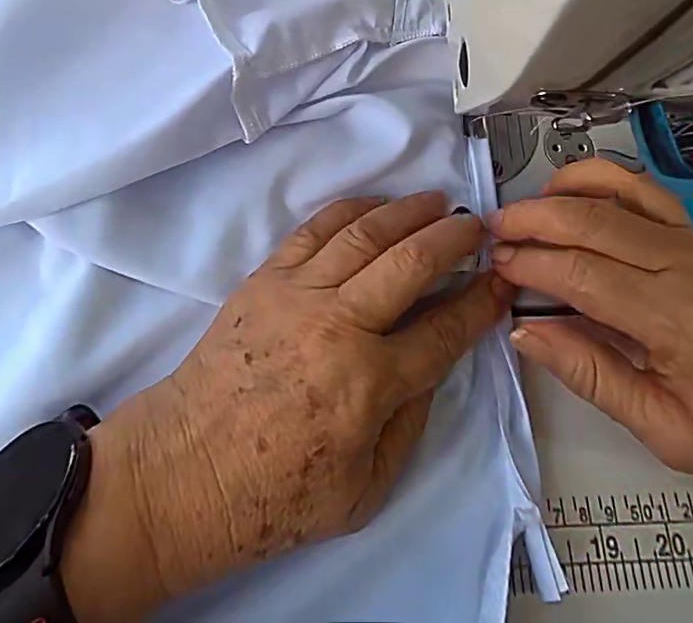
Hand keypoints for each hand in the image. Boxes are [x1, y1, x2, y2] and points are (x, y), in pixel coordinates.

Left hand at [66, 192, 516, 618]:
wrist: (191, 464)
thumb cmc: (278, 491)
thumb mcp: (367, 486)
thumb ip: (408, 420)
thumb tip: (430, 360)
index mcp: (369, 383)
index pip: (443, 330)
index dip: (479, 303)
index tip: (500, 281)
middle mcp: (337, 325)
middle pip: (408, 264)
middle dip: (452, 240)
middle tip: (478, 226)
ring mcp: (296, 295)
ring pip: (361, 236)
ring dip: (404, 213)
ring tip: (435, 202)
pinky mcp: (263, 280)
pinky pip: (311, 232)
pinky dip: (346, 211)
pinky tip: (371, 205)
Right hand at [489, 161, 692, 513]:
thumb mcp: (665, 430)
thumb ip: (588, 374)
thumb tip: (523, 331)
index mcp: (679, 321)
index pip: (580, 272)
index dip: (528, 263)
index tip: (496, 266)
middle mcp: (691, 266)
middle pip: (589, 219)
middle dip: (529, 219)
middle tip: (493, 231)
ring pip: (616, 189)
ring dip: (559, 191)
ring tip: (525, 211)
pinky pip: (645, 188)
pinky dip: (600, 181)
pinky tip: (572, 197)